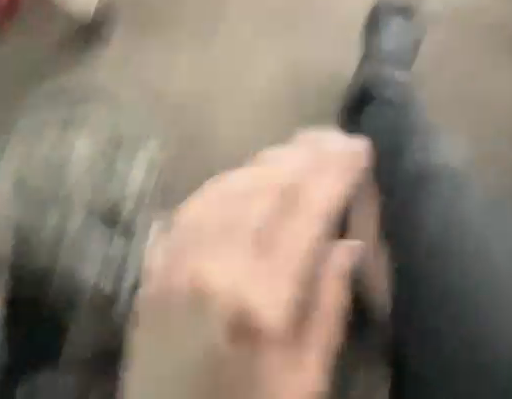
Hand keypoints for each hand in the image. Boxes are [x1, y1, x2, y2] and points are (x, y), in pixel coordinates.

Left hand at [120, 129, 372, 398]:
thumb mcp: (304, 381)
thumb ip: (326, 307)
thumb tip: (349, 242)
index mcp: (259, 298)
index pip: (305, 209)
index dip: (335, 171)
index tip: (359, 146)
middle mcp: (214, 266)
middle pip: (266, 186)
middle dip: (305, 155)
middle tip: (334, 136)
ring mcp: (175, 263)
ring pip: (227, 186)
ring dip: (266, 162)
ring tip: (297, 150)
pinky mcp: (152, 271)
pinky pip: (191, 206)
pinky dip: (223, 182)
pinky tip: (243, 176)